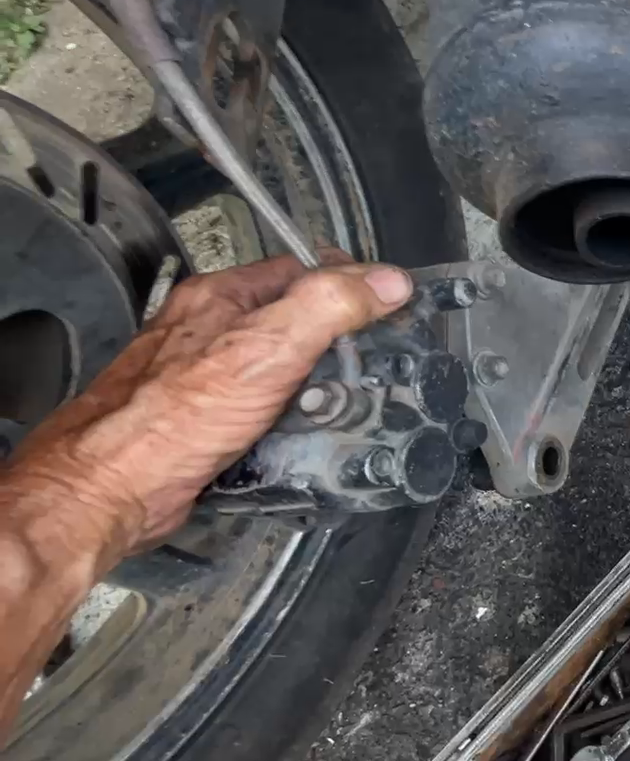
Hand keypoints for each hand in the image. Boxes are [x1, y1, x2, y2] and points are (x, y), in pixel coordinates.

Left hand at [0, 255, 413, 567]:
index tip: (390, 308)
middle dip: (344, 339)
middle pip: (304, 316)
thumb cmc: (165, 421)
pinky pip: (279, 397)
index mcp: (223, 297)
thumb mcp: (268, 348)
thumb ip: (331, 306)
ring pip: (294, 360)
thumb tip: (389, 283)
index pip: (310, 269)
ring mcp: (214, 369)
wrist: (110, 491)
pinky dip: (302, 409)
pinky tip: (310, 422)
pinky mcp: (218, 409)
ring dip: (326, 378)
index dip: (355, 285)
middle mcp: (214, 327)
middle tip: (369, 358)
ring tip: (344, 394)